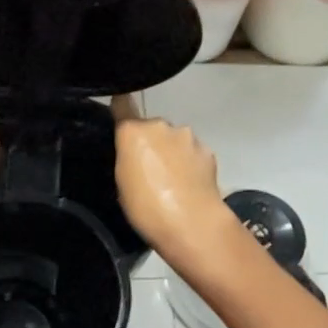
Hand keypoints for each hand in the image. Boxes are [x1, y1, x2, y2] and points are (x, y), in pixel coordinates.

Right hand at [114, 117, 234, 259]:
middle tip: (149, 169)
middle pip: (151, 127)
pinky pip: (193, 152)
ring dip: (172, 151)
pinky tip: (190, 184)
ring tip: (172, 180)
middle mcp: (161, 125)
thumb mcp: (122, 183)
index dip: (120, 107)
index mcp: (133, 131)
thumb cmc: (146, 208)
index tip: (119, 110)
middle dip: (150, 142)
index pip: (122, 104)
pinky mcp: (208, 152)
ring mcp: (188, 137)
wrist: (192, 224)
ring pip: (175, 139)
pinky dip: (190, 162)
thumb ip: (127, 157)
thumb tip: (134, 149)